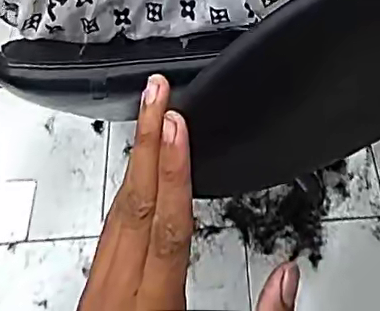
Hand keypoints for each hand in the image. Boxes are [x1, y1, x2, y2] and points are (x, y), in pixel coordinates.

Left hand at [81, 76, 192, 310]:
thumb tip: (286, 275)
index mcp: (152, 310)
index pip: (166, 226)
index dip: (174, 168)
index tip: (176, 121)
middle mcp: (117, 297)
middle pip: (135, 203)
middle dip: (148, 138)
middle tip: (157, 90)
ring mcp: (98, 296)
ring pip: (118, 213)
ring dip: (137, 155)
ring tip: (151, 113)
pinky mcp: (93, 294)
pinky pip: (110, 230)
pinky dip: (128, 188)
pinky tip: (139, 168)